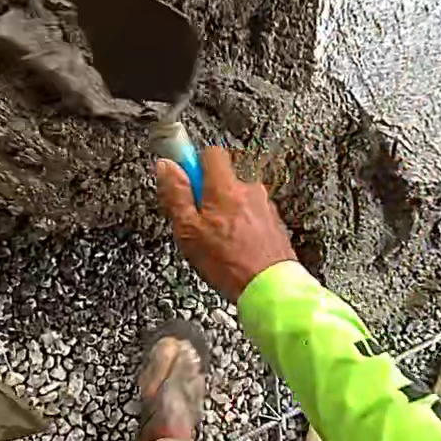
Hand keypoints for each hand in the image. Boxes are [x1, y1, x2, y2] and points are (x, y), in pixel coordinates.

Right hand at [156, 145, 298, 301]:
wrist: (270, 289)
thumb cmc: (229, 263)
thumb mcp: (189, 231)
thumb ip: (177, 195)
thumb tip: (166, 166)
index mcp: (225, 187)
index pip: (210, 152)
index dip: (195, 164)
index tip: (186, 180)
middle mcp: (249, 190)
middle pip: (224, 178)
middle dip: (210, 194)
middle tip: (198, 220)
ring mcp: (265, 206)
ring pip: (238, 199)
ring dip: (227, 212)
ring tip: (218, 241)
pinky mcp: (275, 223)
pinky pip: (252, 215)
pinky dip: (243, 226)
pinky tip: (235, 248)